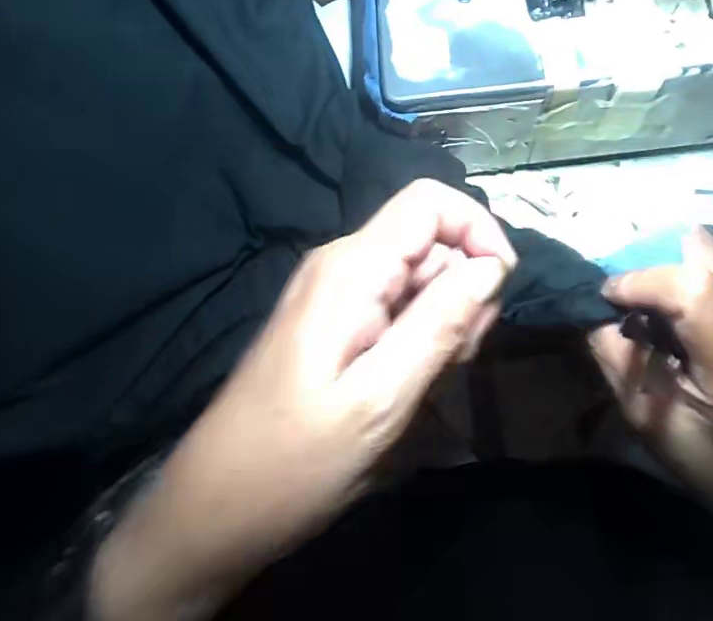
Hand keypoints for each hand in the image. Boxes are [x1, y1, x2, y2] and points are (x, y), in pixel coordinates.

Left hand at [91, 180, 516, 620]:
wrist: (213, 509)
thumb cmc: (293, 462)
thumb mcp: (380, 401)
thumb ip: (439, 325)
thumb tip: (491, 267)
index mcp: (351, 268)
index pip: (429, 203)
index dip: (477, 229)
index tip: (500, 288)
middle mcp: (344, 263)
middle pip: (431, 241)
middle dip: (464, 287)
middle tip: (456, 358)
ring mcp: (338, 289)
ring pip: (421, 273)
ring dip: (446, 316)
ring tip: (429, 379)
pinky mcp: (338, 316)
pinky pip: (399, 301)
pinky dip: (422, 331)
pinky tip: (410, 379)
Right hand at [590, 226, 712, 518]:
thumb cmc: (701, 451)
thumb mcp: (642, 416)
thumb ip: (616, 357)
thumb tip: (598, 309)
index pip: (695, 294)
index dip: (645, 281)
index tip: (611, 293)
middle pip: (708, 262)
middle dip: (659, 265)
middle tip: (633, 290)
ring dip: (679, 266)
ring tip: (659, 299)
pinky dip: (697, 271)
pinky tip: (685, 300)